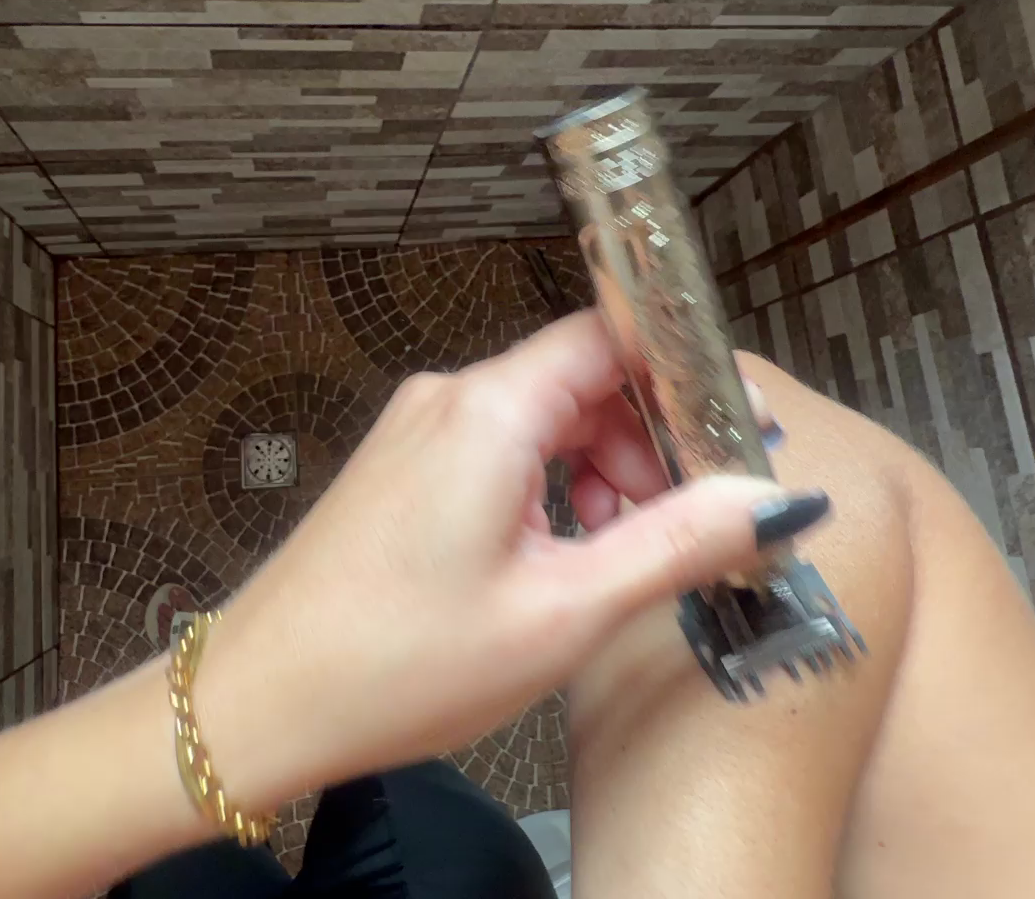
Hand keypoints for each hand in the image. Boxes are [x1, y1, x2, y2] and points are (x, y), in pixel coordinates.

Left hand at [191, 310, 826, 809]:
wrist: (263, 697)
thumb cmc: (401, 662)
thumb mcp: (561, 611)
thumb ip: (674, 543)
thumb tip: (770, 499)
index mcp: (487, 409)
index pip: (608, 338)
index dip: (679, 376)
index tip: (729, 433)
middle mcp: (446, 398)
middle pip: (577, 379)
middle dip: (641, 438)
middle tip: (677, 517)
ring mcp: (416, 429)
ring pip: (539, 416)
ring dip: (596, 465)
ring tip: (615, 544)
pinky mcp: (402, 465)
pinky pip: (496, 446)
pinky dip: (545, 481)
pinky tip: (554, 547)